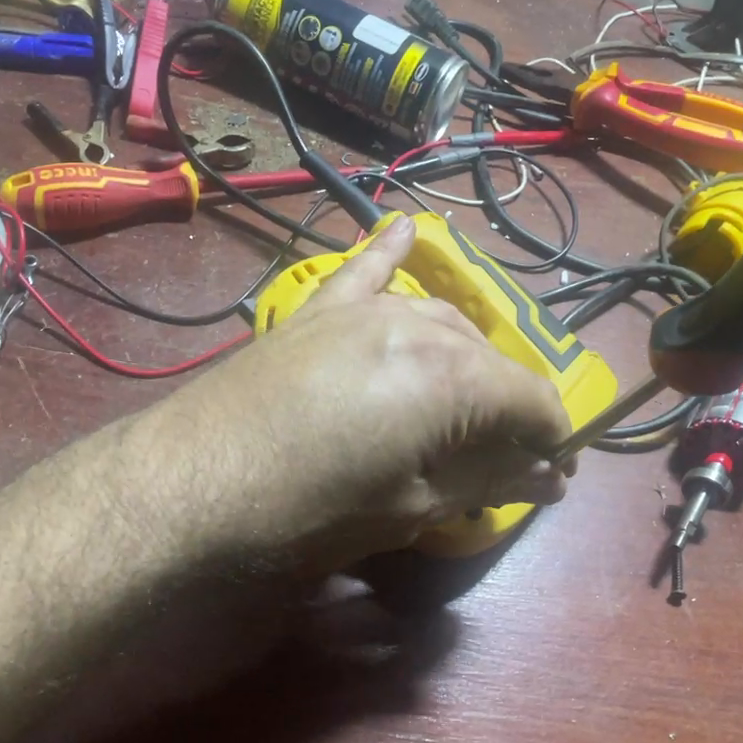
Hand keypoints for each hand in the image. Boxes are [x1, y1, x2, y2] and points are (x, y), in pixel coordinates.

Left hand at [129, 215, 573, 567]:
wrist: (188, 482)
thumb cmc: (306, 510)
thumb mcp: (408, 510)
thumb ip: (484, 482)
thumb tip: (547, 476)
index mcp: (452, 376)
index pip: (534, 400)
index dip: (554, 441)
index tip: (553, 476)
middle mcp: (419, 323)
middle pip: (492, 360)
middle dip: (510, 411)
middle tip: (505, 462)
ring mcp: (362, 309)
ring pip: (441, 319)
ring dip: (466, 361)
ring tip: (465, 407)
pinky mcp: (317, 312)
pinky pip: (365, 271)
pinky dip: (388, 256)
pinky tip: (405, 231)